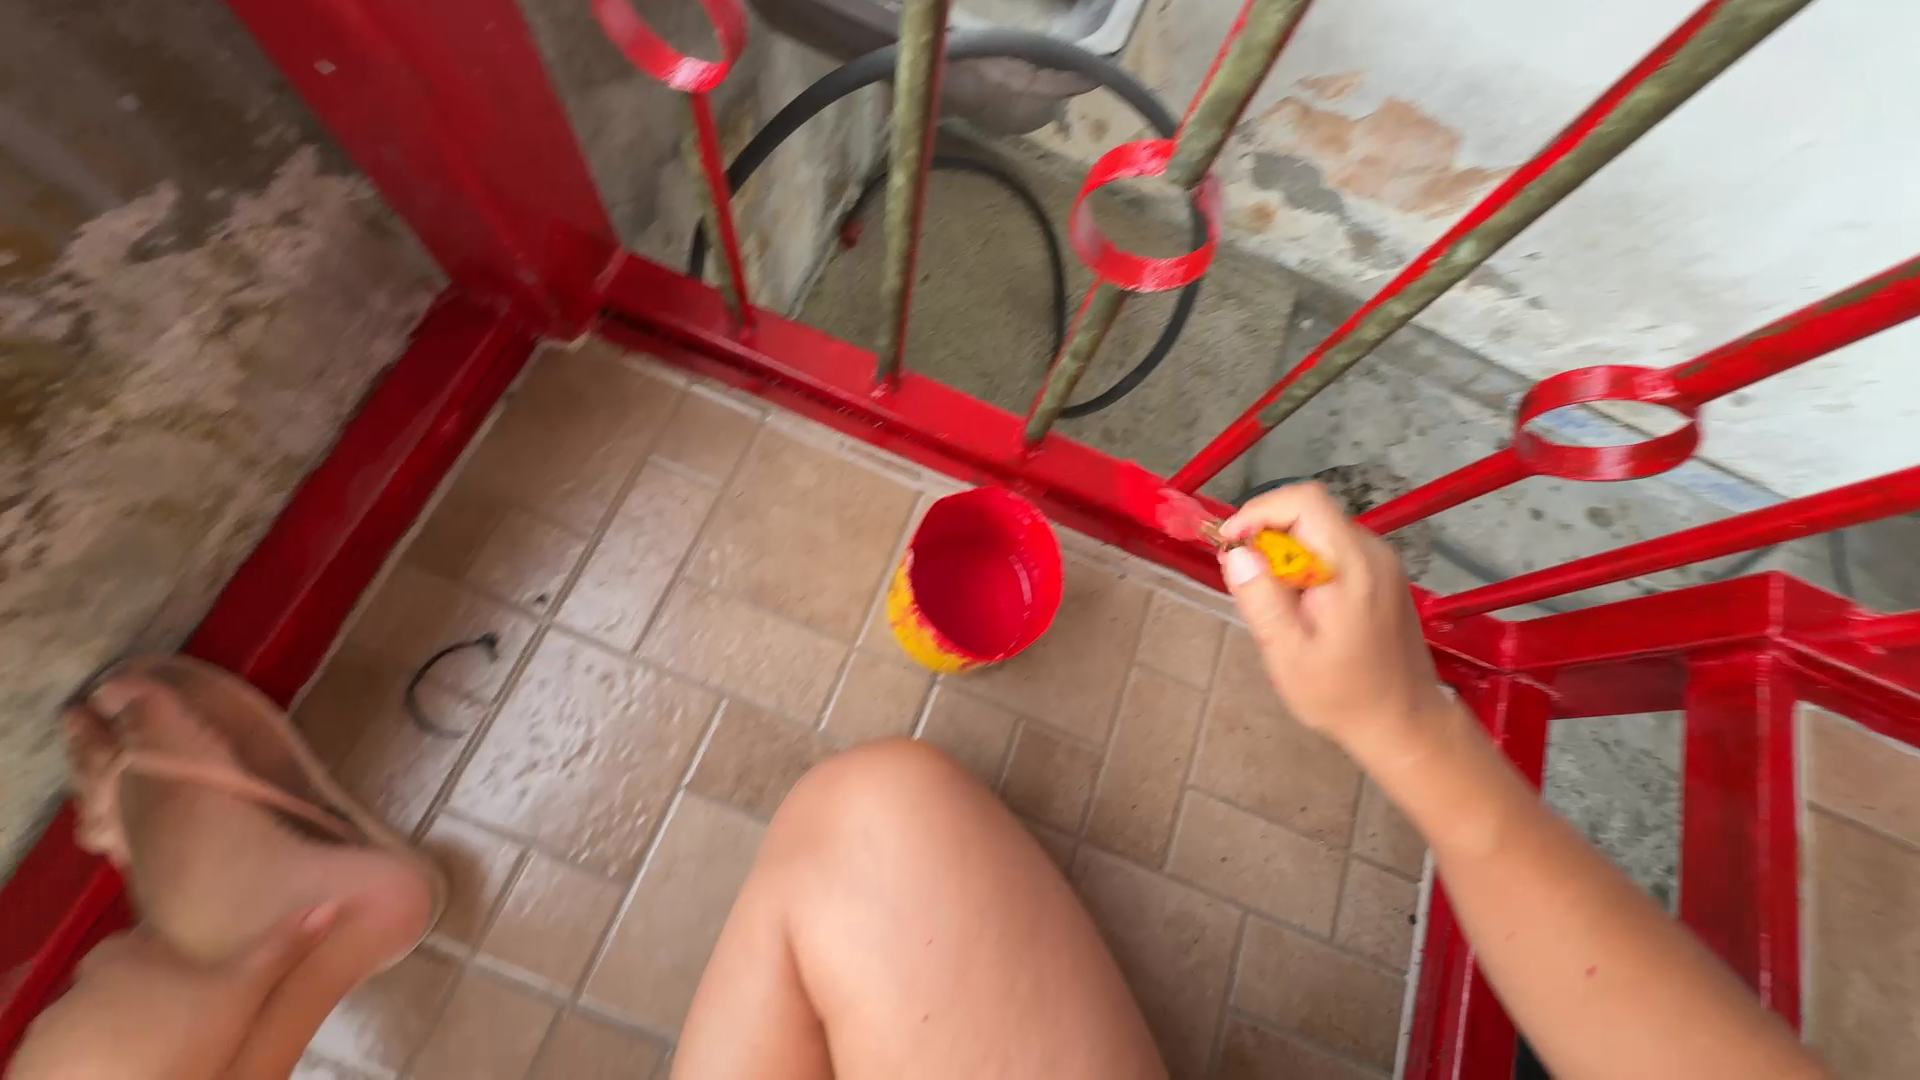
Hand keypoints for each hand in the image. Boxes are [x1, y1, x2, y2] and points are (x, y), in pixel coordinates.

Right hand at [1217, 483, 1451, 757]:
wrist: (1405, 724)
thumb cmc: (1341, 694)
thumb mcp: (1287, 654)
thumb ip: (1261, 599)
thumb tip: (1235, 552)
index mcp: (1351, 566)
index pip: (1304, 501)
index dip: (1259, 511)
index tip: (1231, 544)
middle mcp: (1372, 553)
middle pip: (1309, 512)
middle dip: (1265, 533)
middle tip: (1242, 575)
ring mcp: (1380, 563)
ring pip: (1318, 530)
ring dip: (1281, 549)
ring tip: (1265, 594)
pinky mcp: (1380, 576)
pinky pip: (1332, 548)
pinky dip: (1301, 561)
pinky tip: (1293, 601)